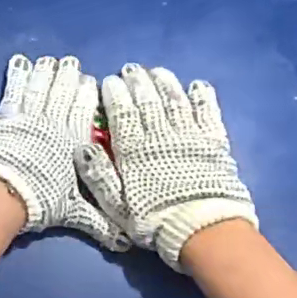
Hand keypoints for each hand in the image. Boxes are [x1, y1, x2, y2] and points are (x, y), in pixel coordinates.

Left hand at [0, 55, 127, 248]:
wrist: (9, 193)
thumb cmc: (44, 201)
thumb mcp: (78, 212)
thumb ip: (100, 221)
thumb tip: (125, 243)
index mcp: (77, 141)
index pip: (87, 111)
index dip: (89, 94)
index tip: (89, 81)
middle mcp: (57, 123)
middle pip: (66, 93)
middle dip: (70, 77)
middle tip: (71, 63)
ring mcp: (32, 116)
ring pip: (43, 87)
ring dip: (47, 72)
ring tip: (50, 61)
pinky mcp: (8, 116)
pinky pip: (15, 90)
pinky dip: (18, 75)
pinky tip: (20, 62)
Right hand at [89, 65, 256, 270]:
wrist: (202, 228)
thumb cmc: (151, 219)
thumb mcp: (114, 204)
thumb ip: (98, 175)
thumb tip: (81, 148)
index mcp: (133, 151)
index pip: (121, 114)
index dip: (114, 95)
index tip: (108, 81)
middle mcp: (160, 138)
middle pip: (148, 102)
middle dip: (138, 83)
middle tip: (129, 69)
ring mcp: (189, 138)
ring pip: (175, 102)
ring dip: (165, 84)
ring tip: (156, 71)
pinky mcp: (214, 143)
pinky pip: (208, 113)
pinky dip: (203, 97)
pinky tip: (197, 85)